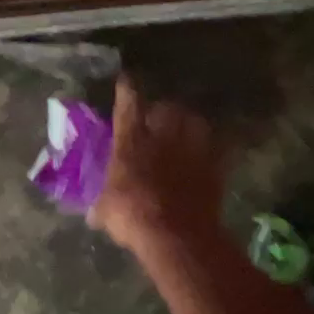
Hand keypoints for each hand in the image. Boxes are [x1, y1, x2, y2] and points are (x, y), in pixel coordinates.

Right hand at [89, 78, 224, 250]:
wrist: (176, 234)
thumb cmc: (131, 216)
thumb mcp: (106, 211)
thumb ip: (102, 205)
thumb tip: (94, 214)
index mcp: (130, 143)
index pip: (128, 107)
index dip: (127, 91)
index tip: (127, 79)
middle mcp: (162, 139)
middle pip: (167, 108)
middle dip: (163, 109)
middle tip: (160, 115)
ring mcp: (191, 151)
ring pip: (196, 122)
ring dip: (191, 121)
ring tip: (187, 127)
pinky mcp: (214, 168)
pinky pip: (220, 148)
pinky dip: (216, 146)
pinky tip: (212, 151)